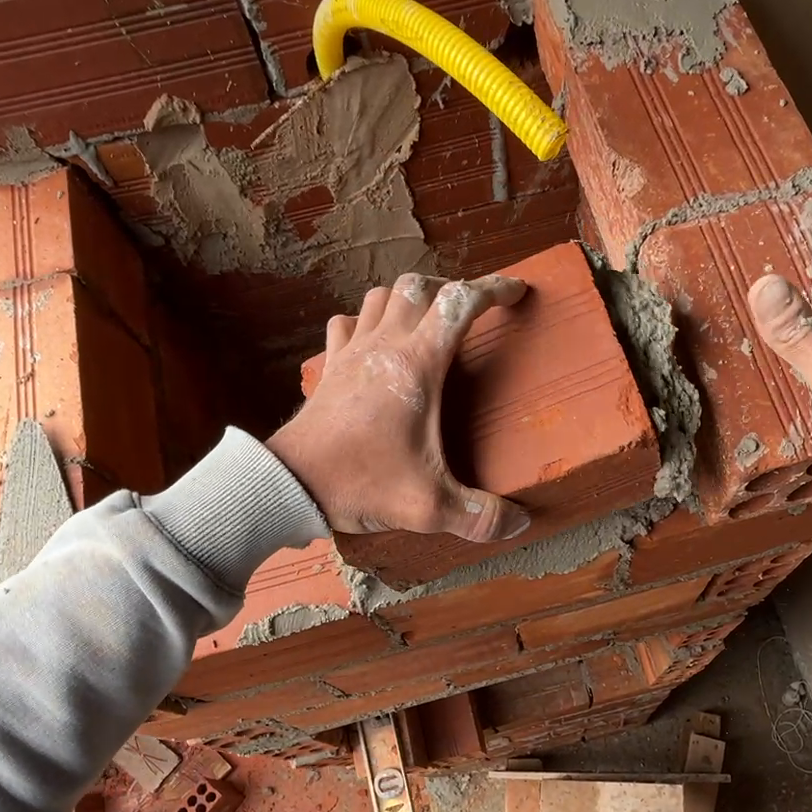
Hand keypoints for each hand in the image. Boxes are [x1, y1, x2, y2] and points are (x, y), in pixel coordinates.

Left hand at [267, 272, 532, 542]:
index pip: (460, 304)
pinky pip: (346, 324)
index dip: (493, 289)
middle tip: (470, 312)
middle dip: (450, 290)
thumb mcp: (430, 507)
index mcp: (416, 365)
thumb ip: (480, 517)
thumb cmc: (361, 483)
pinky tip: (374, 343)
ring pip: (380, 297)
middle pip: (418, 287)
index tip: (515, 292)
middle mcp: (384, 346)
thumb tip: (519, 524)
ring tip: (427, 323)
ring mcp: (351, 354)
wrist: (292, 484)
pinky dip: (365, 321)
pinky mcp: (329, 369)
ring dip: (408, 300)